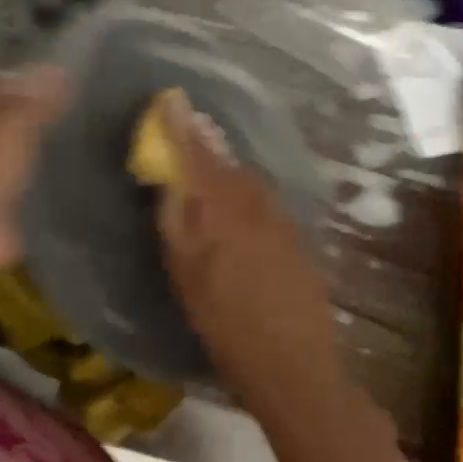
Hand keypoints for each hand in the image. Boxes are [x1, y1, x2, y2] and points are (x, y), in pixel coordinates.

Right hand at [155, 99, 346, 414]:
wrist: (293, 364)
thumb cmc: (221, 316)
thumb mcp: (182, 266)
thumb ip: (174, 216)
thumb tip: (166, 179)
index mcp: (219, 208)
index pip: (194, 153)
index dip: (178, 124)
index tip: (168, 96)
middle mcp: (252, 204)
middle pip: (225, 159)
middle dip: (203, 136)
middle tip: (184, 119)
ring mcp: (279, 221)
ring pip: (247, 177)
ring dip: (224, 159)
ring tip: (207, 149)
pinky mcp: (295, 240)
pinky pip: (261, 198)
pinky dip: (242, 185)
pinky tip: (235, 194)